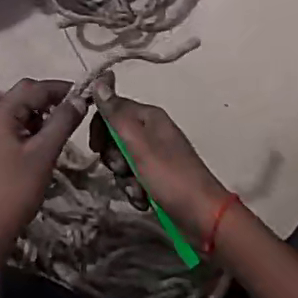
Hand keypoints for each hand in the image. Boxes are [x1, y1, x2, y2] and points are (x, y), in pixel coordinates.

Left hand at [0, 79, 83, 249]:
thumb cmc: (15, 189)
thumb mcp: (44, 153)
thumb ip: (62, 122)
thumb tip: (80, 98)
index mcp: (2, 111)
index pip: (36, 86)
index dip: (62, 87)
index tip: (87, 95)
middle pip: (27, 94)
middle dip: (53, 99)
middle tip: (78, 110)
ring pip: (23, 111)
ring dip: (44, 114)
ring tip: (66, 128)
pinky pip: (18, 127)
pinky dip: (35, 128)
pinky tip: (48, 143)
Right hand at [90, 93, 230, 245]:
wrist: (202, 215)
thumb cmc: (169, 176)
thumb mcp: (138, 144)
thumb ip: (117, 115)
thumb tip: (99, 81)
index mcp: (149, 117)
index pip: (112, 108)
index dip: (100, 127)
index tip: (95, 147)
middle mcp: (152, 132)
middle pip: (115, 137)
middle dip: (113, 157)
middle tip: (121, 169)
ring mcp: (155, 155)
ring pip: (122, 161)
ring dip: (124, 178)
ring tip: (137, 190)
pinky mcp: (157, 177)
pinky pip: (134, 178)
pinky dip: (135, 190)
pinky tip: (143, 200)